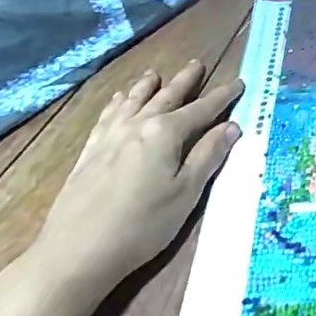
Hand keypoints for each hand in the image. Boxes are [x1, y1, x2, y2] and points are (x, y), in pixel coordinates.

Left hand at [27, 61, 242, 288]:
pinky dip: (117, 103)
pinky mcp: (89, 151)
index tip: (239, 82)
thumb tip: (231, 126)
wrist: (76, 251)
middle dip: (185, 80)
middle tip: (197, 64)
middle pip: (167, 96)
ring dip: (148, 85)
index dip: (222, 96)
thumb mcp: (185, 194)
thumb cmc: (141, 225)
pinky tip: (118, 100)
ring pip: (134, 100)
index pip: (202, 109)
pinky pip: (107, 116)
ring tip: (155, 73)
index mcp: (166, 133)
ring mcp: (110, 136)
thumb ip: (208, 156)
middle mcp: (138, 125)